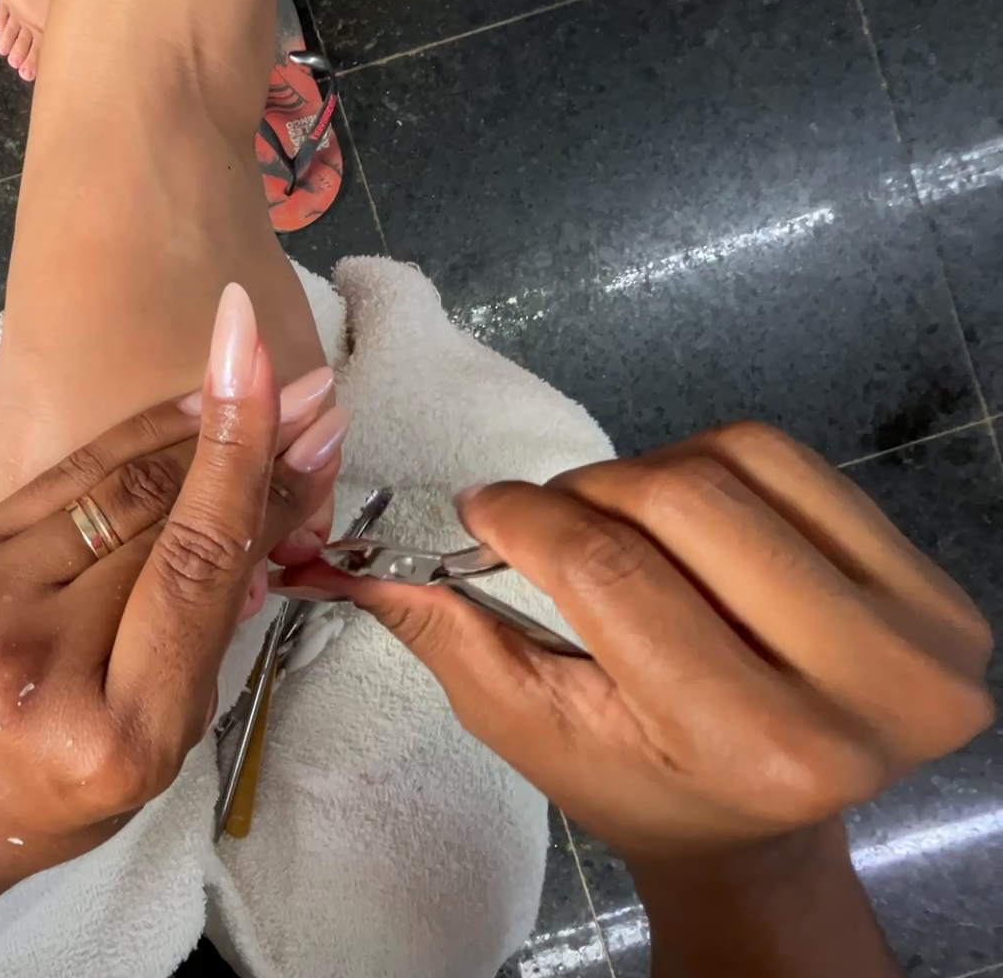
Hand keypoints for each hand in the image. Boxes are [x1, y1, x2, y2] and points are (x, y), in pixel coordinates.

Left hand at [0, 284, 348, 880]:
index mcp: (114, 728)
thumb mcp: (172, 726)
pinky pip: (64, 475)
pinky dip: (132, 437)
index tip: (304, 403)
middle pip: (155, 514)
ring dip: (192, 424)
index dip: (247, 471)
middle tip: (306, 392)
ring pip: (111, 480)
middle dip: (239, 439)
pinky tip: (183, 410)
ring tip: (250, 374)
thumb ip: (216, 613)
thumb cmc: (76, 783)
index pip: (194, 569)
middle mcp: (35, 651)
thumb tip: (281, 489)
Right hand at [283, 422, 993, 861]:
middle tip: (538, 521)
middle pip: (676, 499)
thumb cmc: (622, 778)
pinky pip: (786, 460)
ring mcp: (927, 631)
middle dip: (574, 493)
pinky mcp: (938, 589)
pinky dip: (701, 463)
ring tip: (609, 525)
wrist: (758, 817)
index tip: (479, 511)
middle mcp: (869, 686)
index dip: (521, 517)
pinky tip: (676, 519)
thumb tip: (341, 561)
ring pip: (729, 463)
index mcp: (749, 740)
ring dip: (633, 477)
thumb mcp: (516, 721)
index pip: (610, 571)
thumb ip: (439, 630)